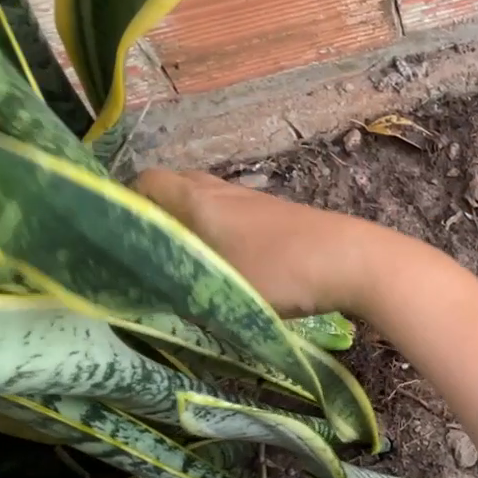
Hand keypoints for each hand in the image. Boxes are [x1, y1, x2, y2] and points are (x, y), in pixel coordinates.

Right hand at [134, 168, 403, 316]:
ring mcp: (260, 202)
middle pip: (181, 188)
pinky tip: (240, 263)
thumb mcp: (222, 289)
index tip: (122, 236)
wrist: (356, 261)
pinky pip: (243, 217)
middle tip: (157, 252)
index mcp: (197, 199)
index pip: (147, 183)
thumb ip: (184, 290)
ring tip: (197, 263)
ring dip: (201, 225)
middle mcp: (225, 190)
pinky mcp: (288, 218)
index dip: (128, 204)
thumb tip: (159, 294)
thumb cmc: (281, 271)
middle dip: (164, 215)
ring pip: (215, 203)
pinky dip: (231, 233)